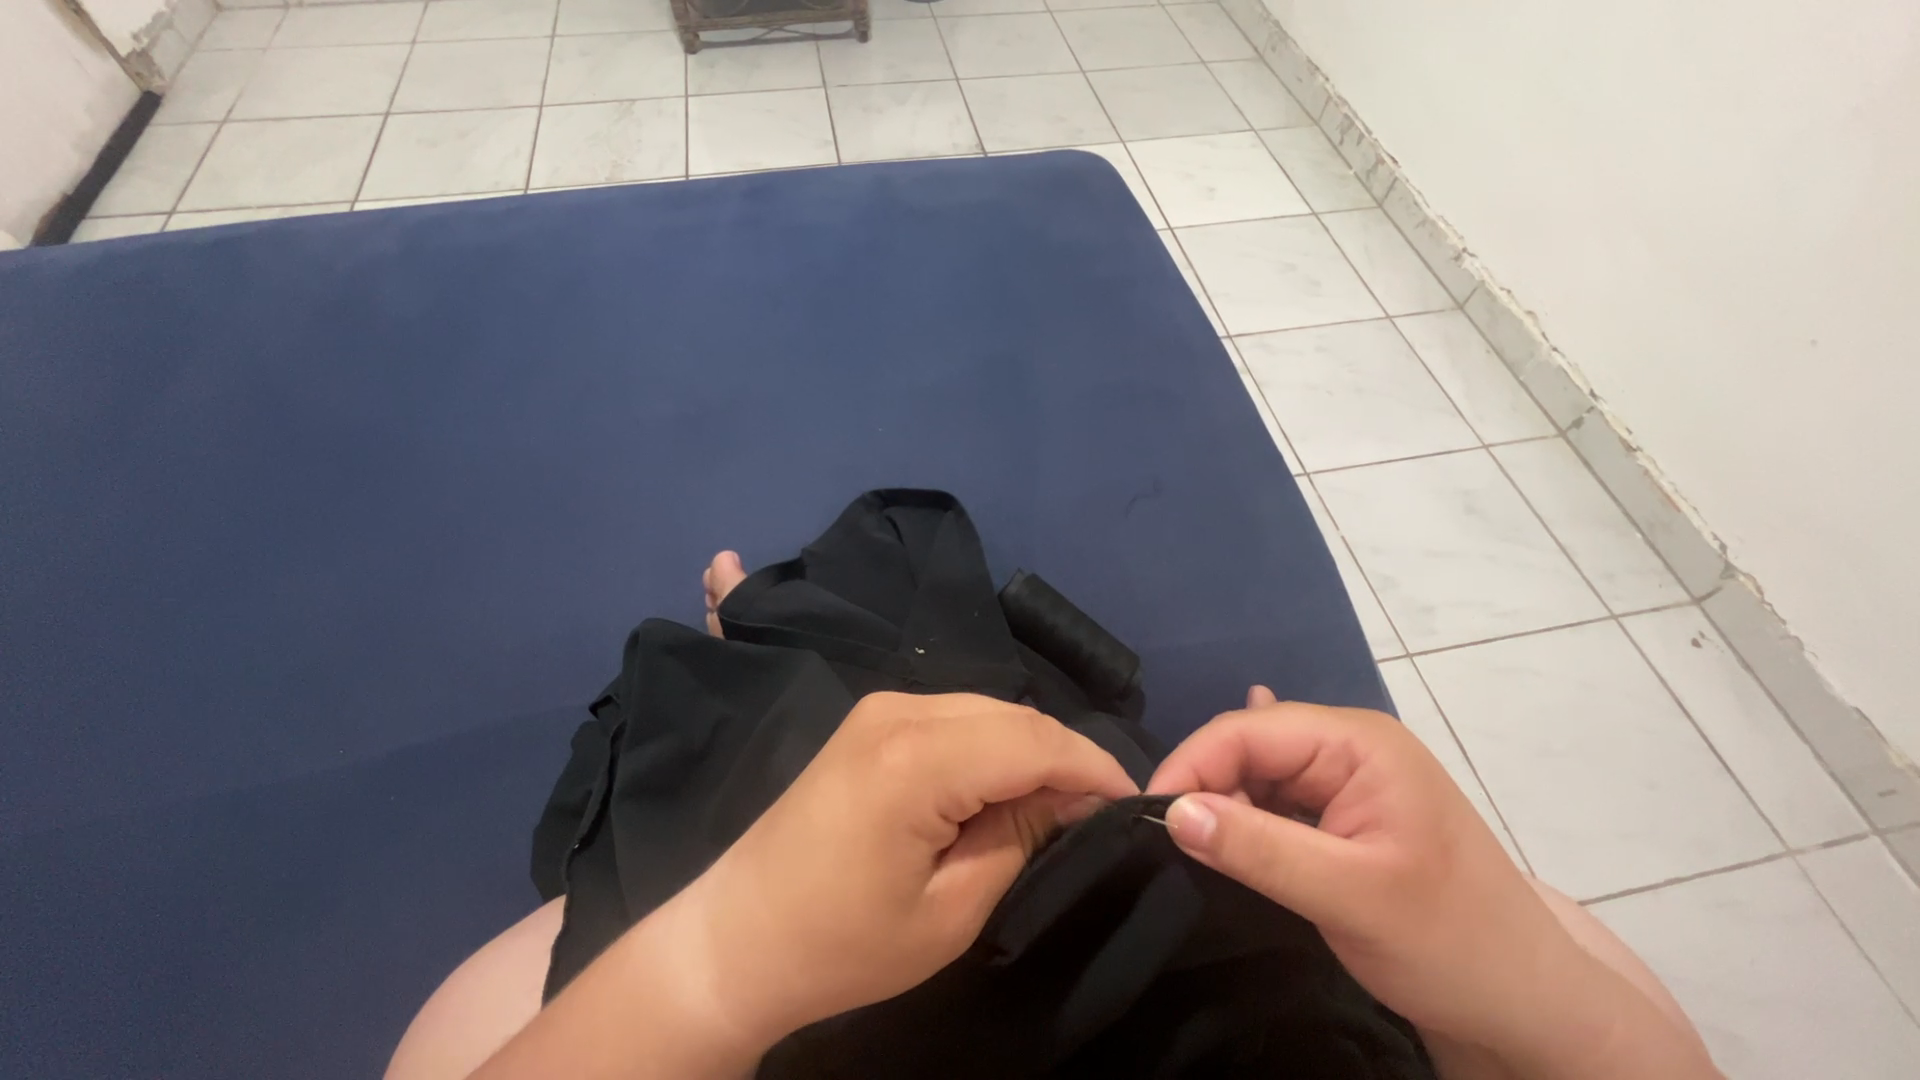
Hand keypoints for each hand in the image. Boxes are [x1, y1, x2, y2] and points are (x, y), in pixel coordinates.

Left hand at [668, 691, 1139, 1046]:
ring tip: (1057, 804)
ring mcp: (879, 709)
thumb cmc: (842, 944)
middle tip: (1097, 812)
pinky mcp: (869, 722)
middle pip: (1014, 716)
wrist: (738, 938)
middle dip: (1065, 756)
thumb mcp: (950, 911)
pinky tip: (1003, 785)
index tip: (1133, 803)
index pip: (1035, 740)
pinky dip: (991, 745)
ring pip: (987, 710)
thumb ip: (1018, 838)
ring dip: (1029, 749)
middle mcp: (899, 711)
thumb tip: (1072, 798)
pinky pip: (954, 717)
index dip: (1092, 767)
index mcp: (918, 758)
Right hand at [1147, 688, 1598, 1057]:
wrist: (1526, 1005)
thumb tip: (1170, 812)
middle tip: (1169, 847)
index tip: (1149, 822)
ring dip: (1221, 809)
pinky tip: (1220, 826)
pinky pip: (1274, 800)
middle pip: (1246, 747)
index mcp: (1358, 742)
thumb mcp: (1350, 895)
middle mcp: (1348, 746)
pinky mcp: (1340, 813)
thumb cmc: (1451, 943)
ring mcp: (1346, 779)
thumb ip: (1258, 848)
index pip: (1247, 731)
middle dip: (1203, 789)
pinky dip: (1244, 816)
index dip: (1191, 767)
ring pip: (1254, 775)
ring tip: (1194, 853)